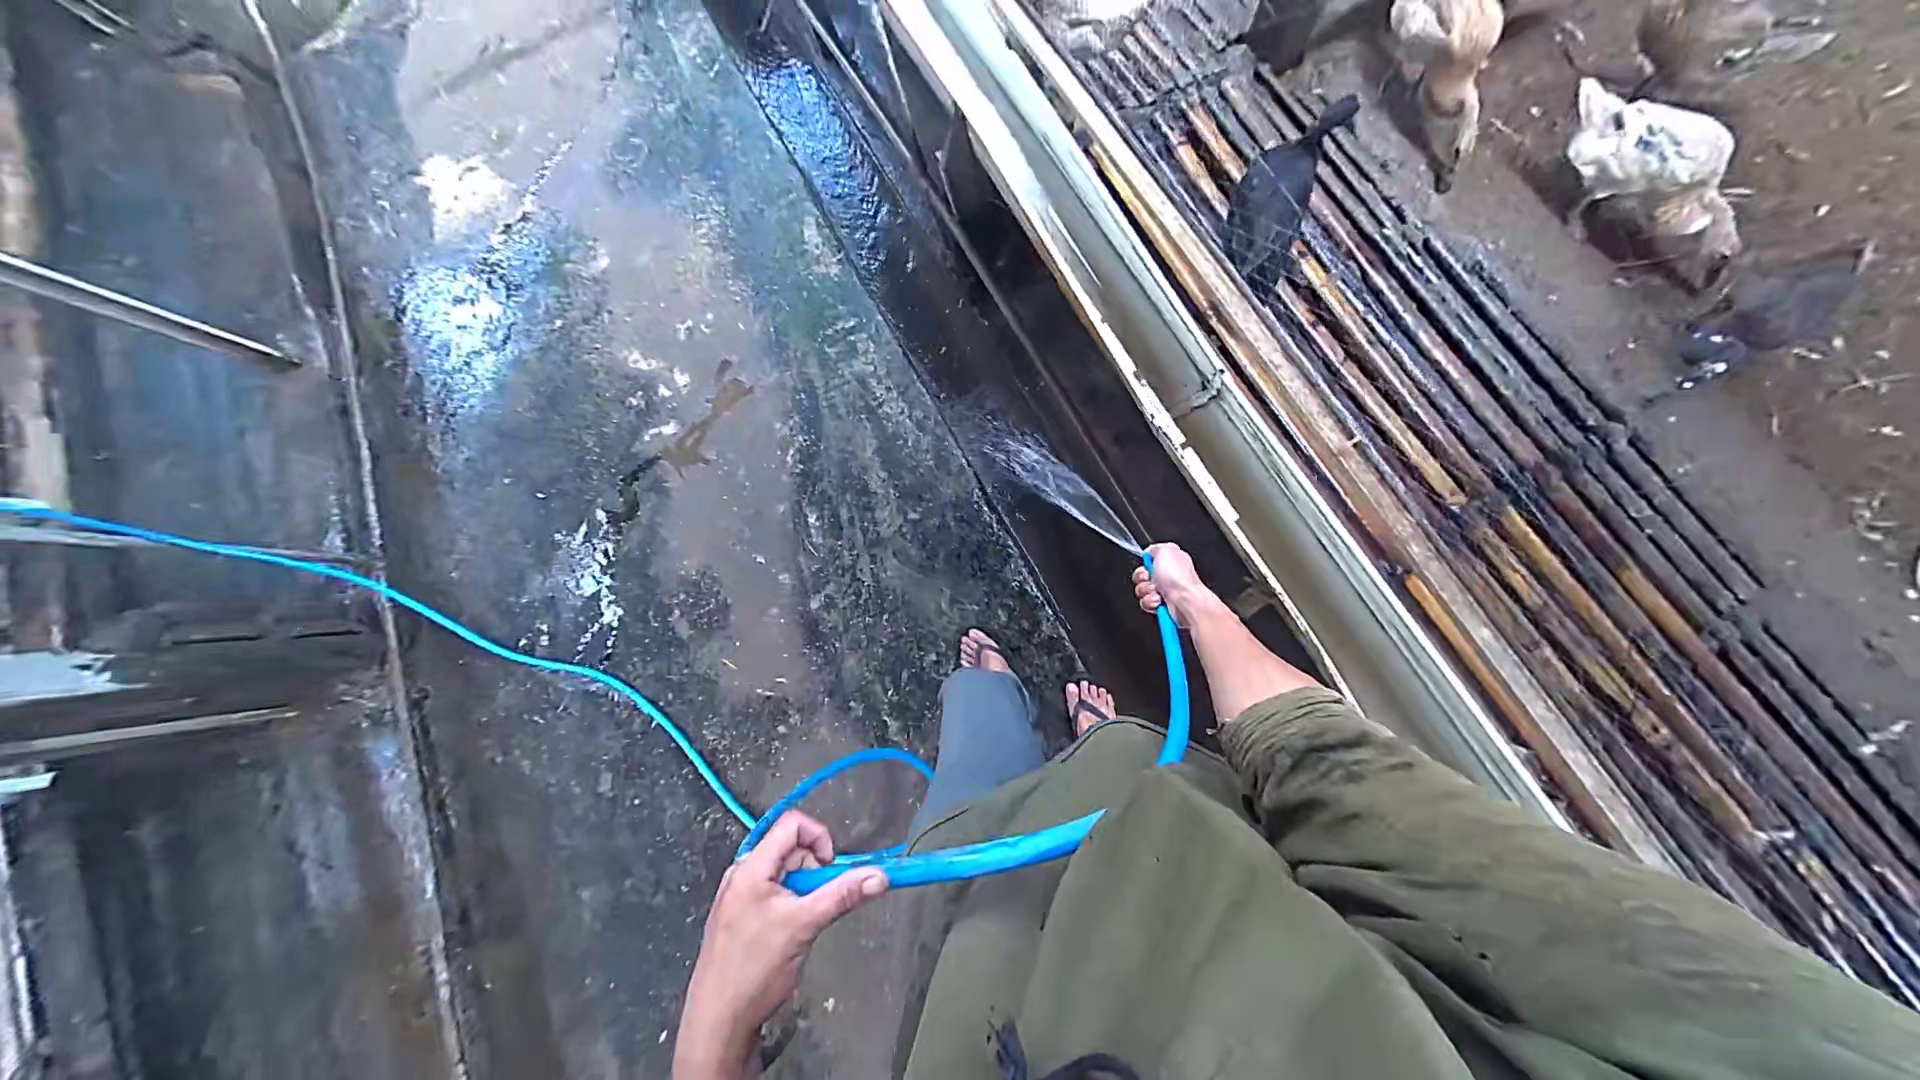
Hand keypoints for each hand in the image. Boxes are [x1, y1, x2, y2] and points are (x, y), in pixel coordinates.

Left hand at [673, 812, 888, 1079]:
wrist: (718, 1023)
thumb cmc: (753, 972)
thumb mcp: (805, 926)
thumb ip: (843, 895)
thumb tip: (878, 876)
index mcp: (751, 868)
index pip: (792, 824)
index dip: (818, 837)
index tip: (830, 867)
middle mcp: (742, 874)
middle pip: (790, 847)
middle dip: (813, 869)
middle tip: (817, 901)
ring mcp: (739, 894)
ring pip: (785, 871)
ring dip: (804, 889)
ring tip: (802, 922)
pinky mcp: (740, 914)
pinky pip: (774, 890)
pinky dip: (791, 902)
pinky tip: (789, 932)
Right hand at [1131, 542, 1215, 627]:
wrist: (1185, 601)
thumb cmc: (1179, 578)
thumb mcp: (1164, 550)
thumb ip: (1154, 548)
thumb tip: (1149, 552)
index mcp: (1171, 560)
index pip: (1149, 560)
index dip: (1144, 564)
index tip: (1147, 566)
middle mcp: (1168, 576)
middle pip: (1142, 575)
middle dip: (1142, 578)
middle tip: (1152, 580)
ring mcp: (1165, 591)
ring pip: (1142, 590)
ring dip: (1146, 591)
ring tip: (1158, 592)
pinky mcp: (1162, 605)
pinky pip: (1146, 603)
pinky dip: (1150, 603)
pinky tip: (1159, 601)